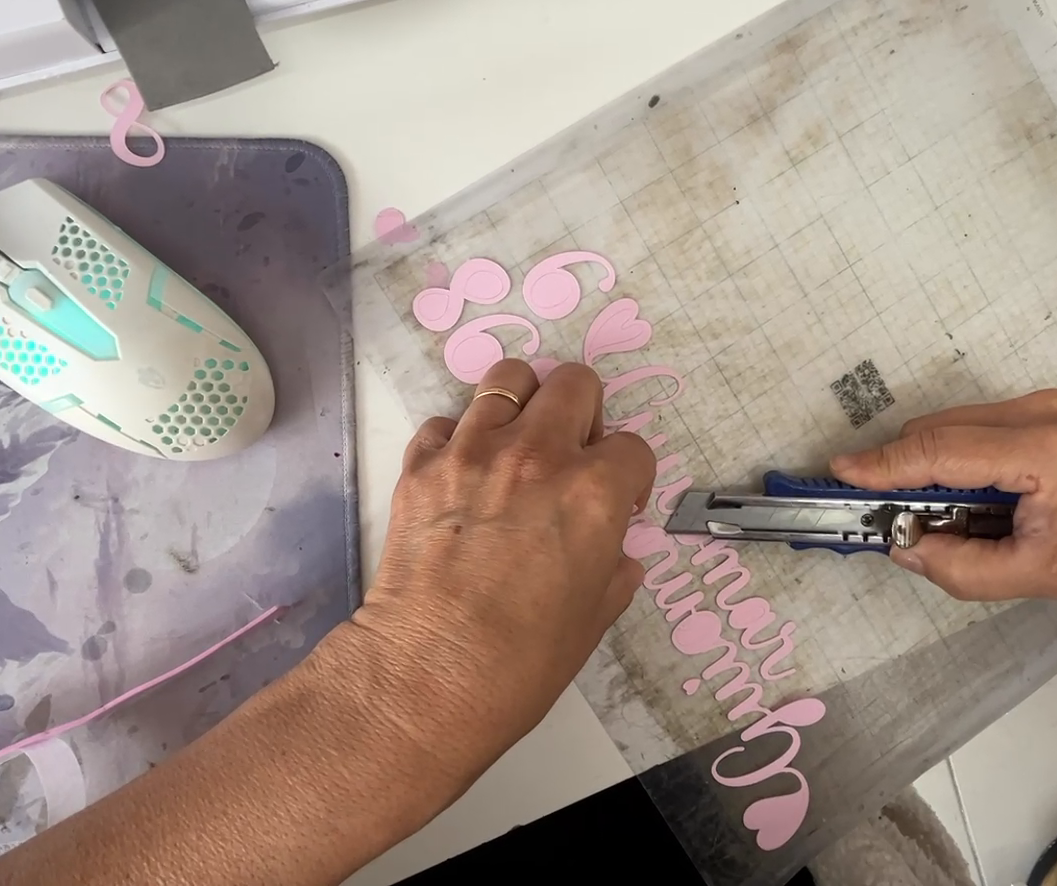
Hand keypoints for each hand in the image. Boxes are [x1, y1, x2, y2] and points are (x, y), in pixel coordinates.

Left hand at [346, 359, 655, 773]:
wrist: (426, 677)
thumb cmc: (523, 661)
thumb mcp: (594, 619)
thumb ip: (614, 571)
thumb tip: (617, 555)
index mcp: (593, 491)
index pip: (634, 447)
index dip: (632, 475)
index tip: (620, 501)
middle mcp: (537, 454)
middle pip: (575, 383)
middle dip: (585, 413)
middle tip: (571, 453)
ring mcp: (473, 451)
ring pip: (507, 378)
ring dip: (522, 404)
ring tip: (516, 442)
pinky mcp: (422, 464)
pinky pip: (445, 422)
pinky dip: (459, 439)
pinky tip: (462, 475)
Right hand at [830, 389, 1056, 612]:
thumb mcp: (1038, 578)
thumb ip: (960, 568)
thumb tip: (901, 546)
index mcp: (1046, 452)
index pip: (942, 451)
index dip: (885, 463)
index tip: (840, 471)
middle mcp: (1043, 412)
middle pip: (941, 430)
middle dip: (903, 466)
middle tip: (887, 509)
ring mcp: (1048, 404)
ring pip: (955, 424)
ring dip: (929, 461)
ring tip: (934, 509)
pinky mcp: (1051, 408)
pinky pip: (977, 424)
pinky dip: (955, 454)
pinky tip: (968, 492)